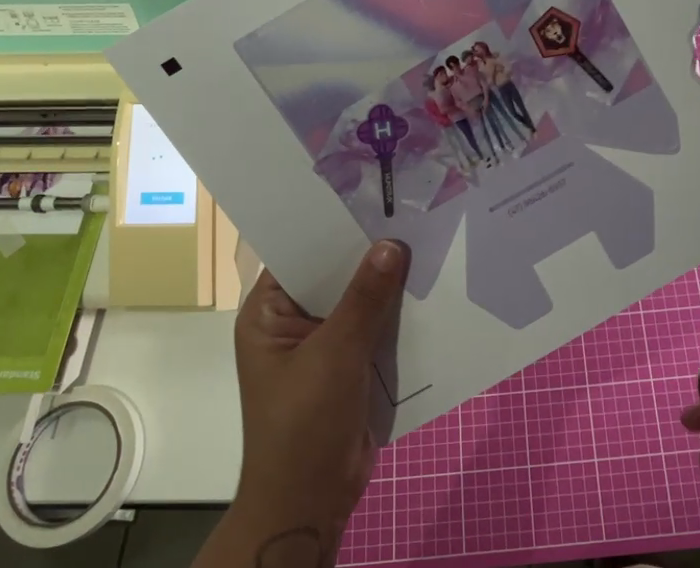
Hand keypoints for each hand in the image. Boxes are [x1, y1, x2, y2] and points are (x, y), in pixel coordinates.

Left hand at [199, 240, 409, 567]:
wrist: (311, 499)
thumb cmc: (305, 422)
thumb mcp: (335, 354)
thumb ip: (365, 298)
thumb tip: (392, 244)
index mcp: (269, 313)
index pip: (300, 255)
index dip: (334, 228)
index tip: (374, 199)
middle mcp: (293, 323)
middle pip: (334, 277)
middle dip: (370, 256)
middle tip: (412, 215)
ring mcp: (322, 346)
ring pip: (359, 303)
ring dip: (389, 287)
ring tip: (429, 244)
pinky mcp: (348, 368)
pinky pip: (374, 330)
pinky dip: (397, 317)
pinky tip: (430, 293)